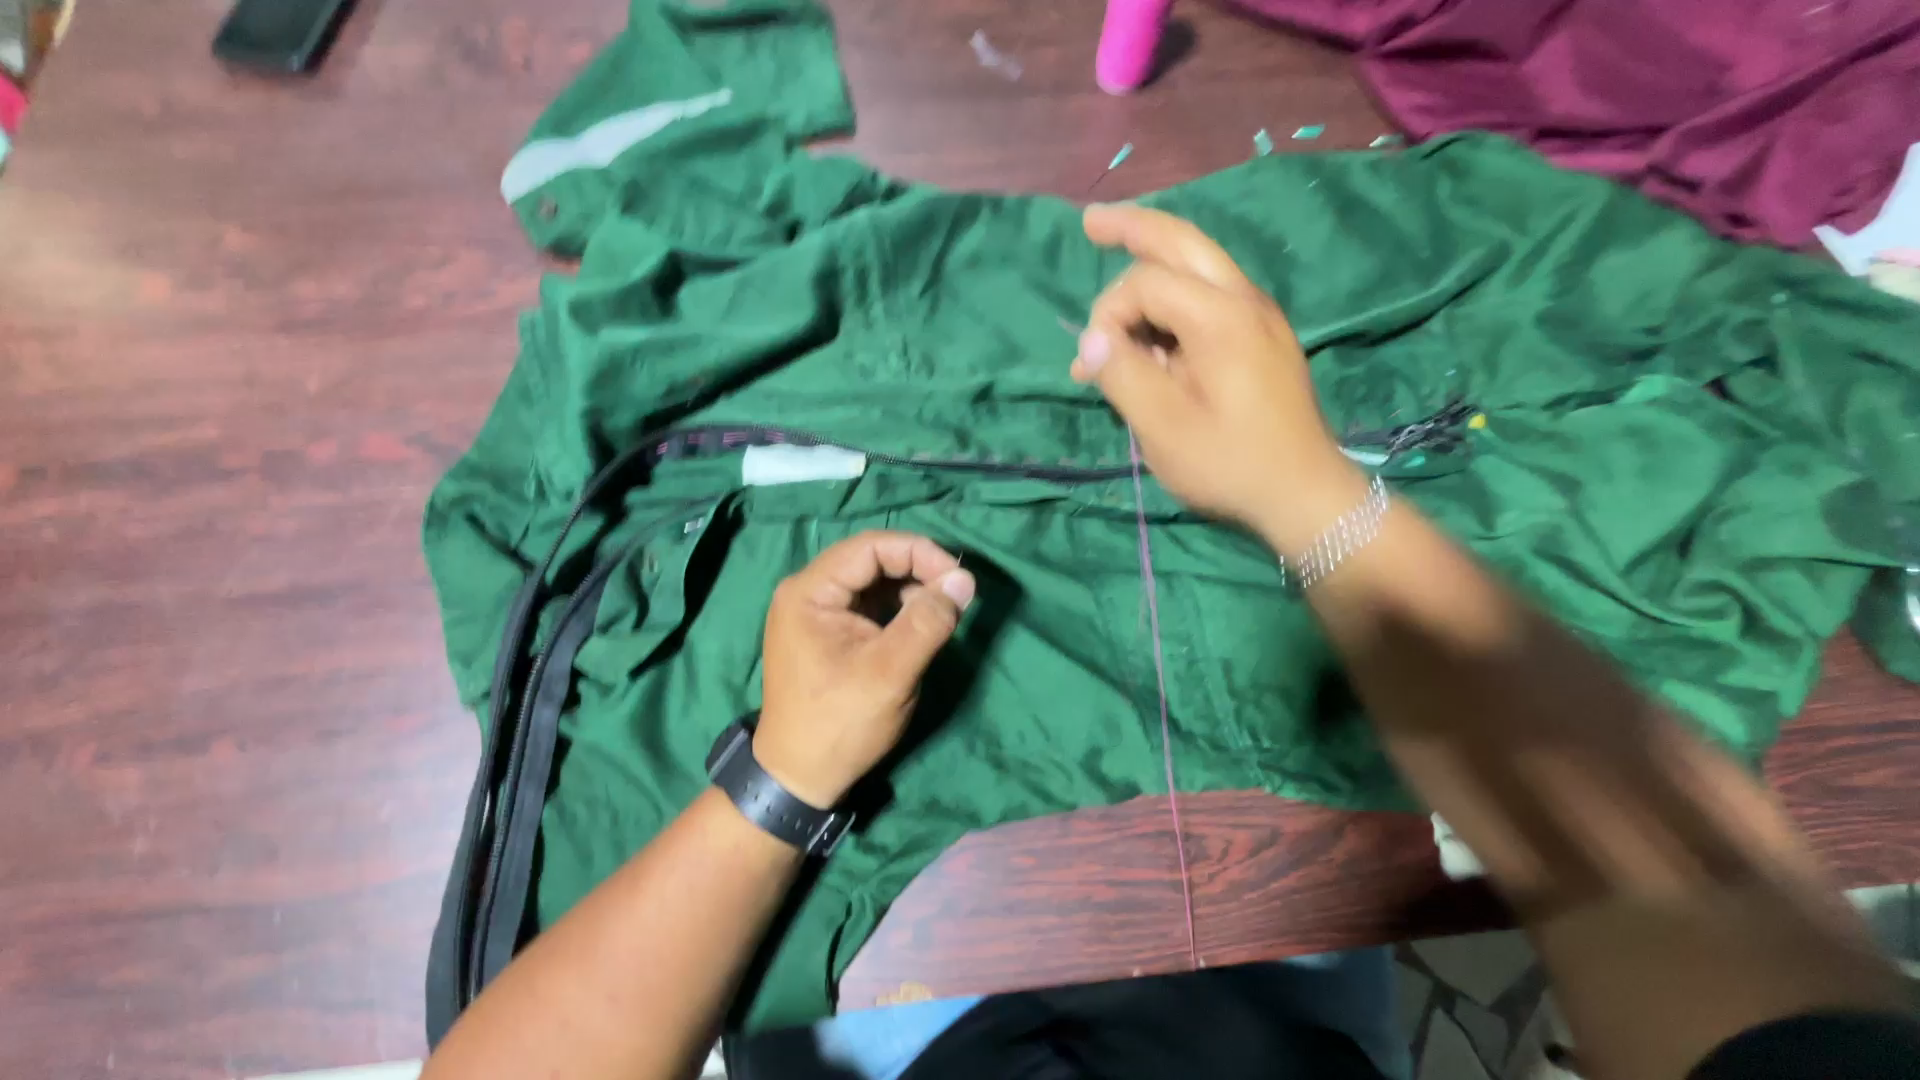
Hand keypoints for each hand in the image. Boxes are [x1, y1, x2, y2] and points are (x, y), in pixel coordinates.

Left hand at [755, 531, 976, 808]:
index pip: (871, 547)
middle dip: (918, 569)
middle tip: (957, 593)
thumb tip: (964, 580)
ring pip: (874, 581)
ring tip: (944, 612)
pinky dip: (899, 608)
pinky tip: (922, 624)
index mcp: (809, 592)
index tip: (959, 578)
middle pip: (871, 559)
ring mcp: (816, 612)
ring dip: (912, 588)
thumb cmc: (840, 724)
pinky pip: (870, 604)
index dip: (919, 552)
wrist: (800, 778)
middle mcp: (808, 592)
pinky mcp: (829, 632)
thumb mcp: (890, 673)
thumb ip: (928, 622)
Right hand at [1071, 203, 1369, 556]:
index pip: (1146, 281)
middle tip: (1090, 222)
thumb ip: (1122, 374)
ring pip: (1200, 265)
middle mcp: (1245, 300)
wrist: (1304, 494)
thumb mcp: (1163, 427)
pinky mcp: (1263, 338)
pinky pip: (1212, 297)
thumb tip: (1091, 340)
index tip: (1094, 365)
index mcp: (1221, 317)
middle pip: (1182, 241)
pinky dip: (1174, 300)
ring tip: (1113, 285)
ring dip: (1152, 268)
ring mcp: (1260, 317)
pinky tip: (1151, 329)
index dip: (1108, 314)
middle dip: (1133, 228)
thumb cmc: (1230, 463)